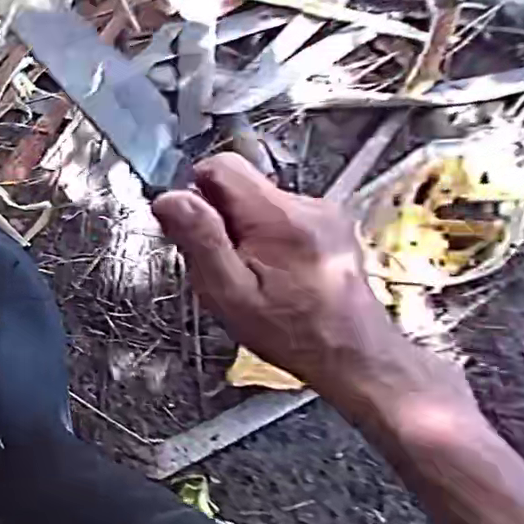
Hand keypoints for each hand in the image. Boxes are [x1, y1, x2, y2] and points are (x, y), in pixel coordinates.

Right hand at [152, 154, 470, 427]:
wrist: (355, 356)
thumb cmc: (288, 330)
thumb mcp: (227, 290)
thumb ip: (198, 238)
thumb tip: (168, 197)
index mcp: (279, 218)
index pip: (220, 167)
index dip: (193, 193)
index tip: (191, 229)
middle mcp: (307, 205)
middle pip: (234, 184)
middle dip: (212, 216)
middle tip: (216, 260)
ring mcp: (322, 214)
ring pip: (250, 200)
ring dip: (233, 229)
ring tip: (242, 270)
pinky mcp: (326, 225)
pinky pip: (270, 213)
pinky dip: (255, 235)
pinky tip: (264, 269)